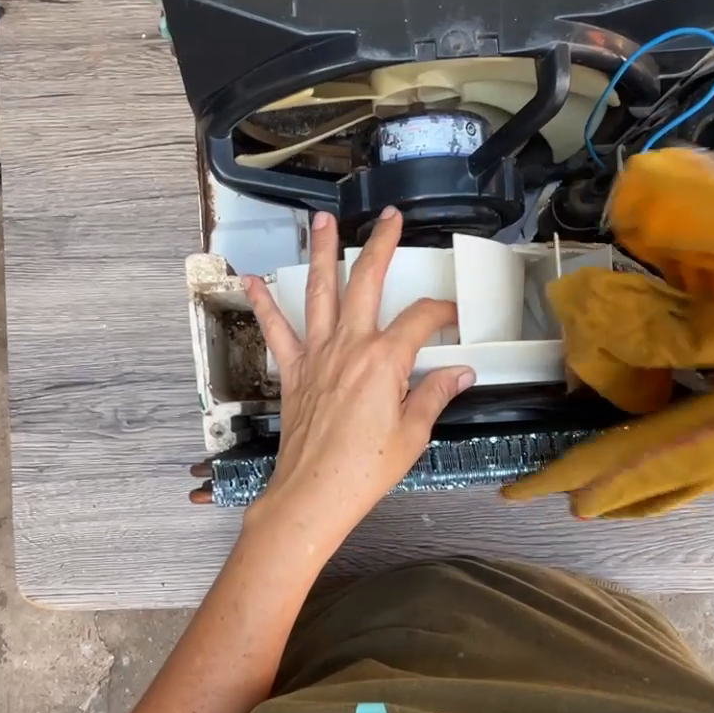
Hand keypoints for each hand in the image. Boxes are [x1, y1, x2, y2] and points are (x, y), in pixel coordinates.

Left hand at [241, 208, 473, 547]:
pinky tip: (254, 281)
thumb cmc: (363, 470)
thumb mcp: (412, 434)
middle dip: (380, 245)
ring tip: (322, 222)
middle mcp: (348, 347)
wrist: (313, 494)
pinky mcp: (294, 372)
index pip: (421, 318)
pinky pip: (278, 330)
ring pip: (319, 292)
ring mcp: (316, 356)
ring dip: (321, 254)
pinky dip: (266, 305)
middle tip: (389, 218)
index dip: (442, 312)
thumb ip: (434, 394)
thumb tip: (459, 373)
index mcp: (383, 360)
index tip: (453, 316)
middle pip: (366, 282)